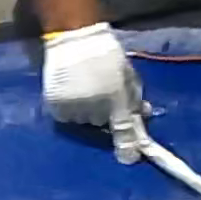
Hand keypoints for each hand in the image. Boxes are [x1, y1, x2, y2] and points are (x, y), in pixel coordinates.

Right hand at [41, 22, 148, 163]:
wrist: (74, 40)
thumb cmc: (104, 54)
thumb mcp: (125, 74)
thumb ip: (133, 98)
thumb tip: (144, 115)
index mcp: (116, 96)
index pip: (123, 127)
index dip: (127, 144)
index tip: (130, 159)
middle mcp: (94, 107)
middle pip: (101, 124)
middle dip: (103, 114)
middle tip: (102, 95)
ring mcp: (73, 109)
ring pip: (83, 122)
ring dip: (86, 112)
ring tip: (84, 90)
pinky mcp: (56, 108)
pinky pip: (66, 118)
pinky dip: (70, 110)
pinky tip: (71, 94)